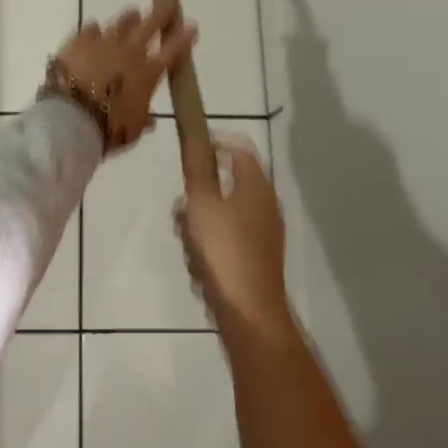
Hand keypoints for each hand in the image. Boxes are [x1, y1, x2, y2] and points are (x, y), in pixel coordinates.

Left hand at [52, 2, 196, 153]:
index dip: (185, 39)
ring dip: (129, 18)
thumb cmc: (108, 129)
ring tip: (134, 12)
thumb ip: (142, 120)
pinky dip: (93, 30)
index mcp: (148, 74)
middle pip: (150, 26)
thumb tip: (150, 120)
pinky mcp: (78, 43)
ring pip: (120, 24)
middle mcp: (129, 53)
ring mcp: (103, 44)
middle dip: (162, 14)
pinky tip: (94, 27)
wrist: (71, 118)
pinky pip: (89, 30)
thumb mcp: (131, 130)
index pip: (173, 52)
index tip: (192, 26)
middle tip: (170, 2)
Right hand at [176, 135, 291, 334]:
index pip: (237, 149)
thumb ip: (197, 166)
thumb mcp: (202, 202)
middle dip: (197, 200)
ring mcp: (262, 236)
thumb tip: (197, 132)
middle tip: (182, 215)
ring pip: (220, 219)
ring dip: (198, 230)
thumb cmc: (224, 252)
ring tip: (190, 249)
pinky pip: (225, 245)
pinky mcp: (255, 262)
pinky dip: (209, 253)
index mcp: (256, 187)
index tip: (185, 155)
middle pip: (224, 187)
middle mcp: (264, 207)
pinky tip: (201, 271)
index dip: (212, 144)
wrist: (249, 314)